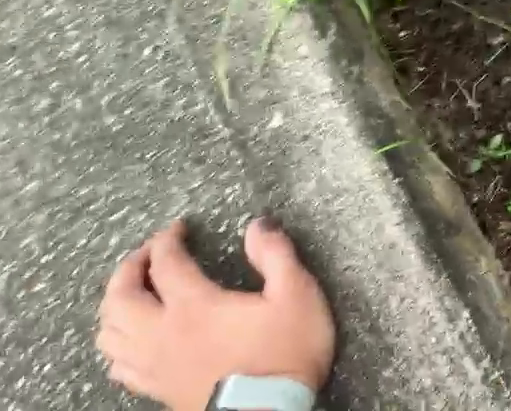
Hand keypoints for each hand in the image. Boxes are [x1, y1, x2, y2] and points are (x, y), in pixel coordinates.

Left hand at [96, 217, 335, 410]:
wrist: (266, 408)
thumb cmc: (286, 346)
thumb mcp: (296, 292)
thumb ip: (275, 255)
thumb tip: (258, 225)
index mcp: (195, 306)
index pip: (166, 266)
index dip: (167, 241)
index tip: (177, 227)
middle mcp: (161, 332)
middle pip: (120, 299)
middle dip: (127, 270)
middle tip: (145, 252)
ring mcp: (152, 363)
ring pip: (108, 333)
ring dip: (113, 305)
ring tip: (132, 291)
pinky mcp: (154, 386)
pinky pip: (117, 363)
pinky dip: (116, 342)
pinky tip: (131, 337)